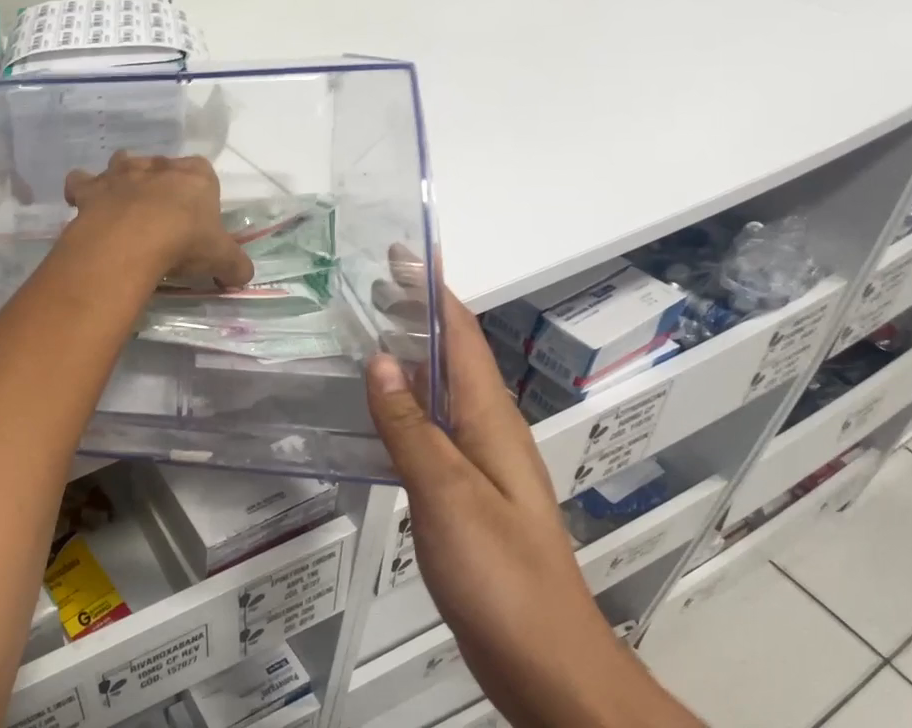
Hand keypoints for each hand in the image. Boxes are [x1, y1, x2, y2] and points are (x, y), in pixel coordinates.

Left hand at [63, 153, 253, 289]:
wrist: (134, 239)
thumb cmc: (186, 241)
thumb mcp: (222, 258)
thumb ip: (235, 265)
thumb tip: (243, 276)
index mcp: (195, 176)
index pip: (203, 172)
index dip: (198, 192)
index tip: (195, 216)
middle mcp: (156, 167)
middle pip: (160, 166)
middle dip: (159, 183)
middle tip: (158, 215)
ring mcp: (120, 174)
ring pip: (120, 164)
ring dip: (121, 180)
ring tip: (122, 206)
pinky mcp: (90, 189)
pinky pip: (80, 182)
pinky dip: (81, 191)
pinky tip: (84, 207)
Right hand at [364, 274, 701, 727]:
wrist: (546, 662)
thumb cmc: (502, 574)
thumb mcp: (447, 494)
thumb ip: (410, 427)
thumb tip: (379, 359)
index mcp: (492, 423)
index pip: (462, 338)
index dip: (434, 290)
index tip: (402, 249)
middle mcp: (488, 434)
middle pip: (452, 358)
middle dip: (418, 313)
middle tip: (368, 282)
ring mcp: (478, 467)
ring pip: (439, 393)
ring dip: (409, 355)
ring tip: (365, 331)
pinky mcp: (463, 497)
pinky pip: (429, 430)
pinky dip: (402, 404)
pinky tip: (376, 410)